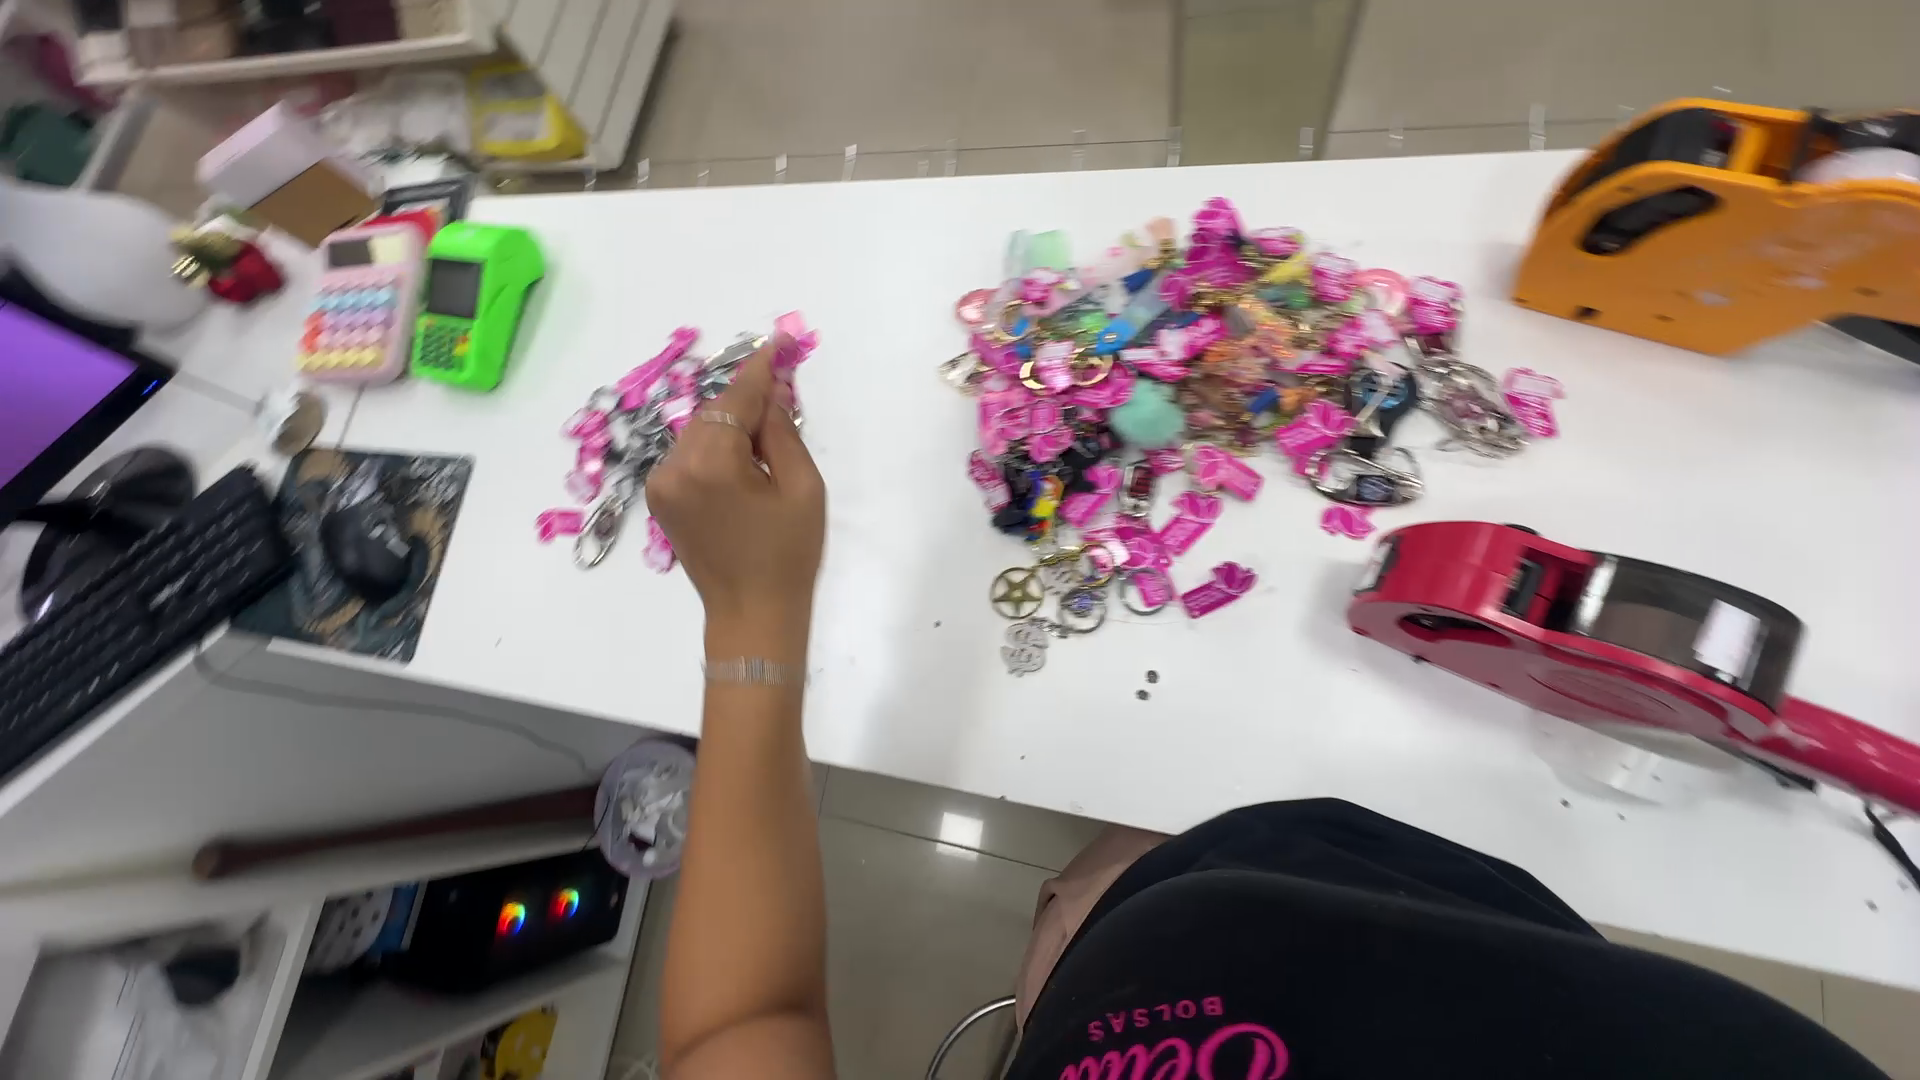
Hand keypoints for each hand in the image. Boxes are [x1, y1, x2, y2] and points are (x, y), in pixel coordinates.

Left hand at [646, 336, 824, 661]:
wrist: (751, 614)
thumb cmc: (788, 555)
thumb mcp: (802, 488)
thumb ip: (782, 431)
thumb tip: (772, 391)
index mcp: (710, 464)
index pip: (736, 400)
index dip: (760, 369)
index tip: (777, 340)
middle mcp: (674, 466)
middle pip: (714, 411)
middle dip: (747, 400)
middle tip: (784, 393)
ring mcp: (661, 482)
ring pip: (701, 430)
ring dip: (732, 423)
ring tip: (767, 436)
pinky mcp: (660, 497)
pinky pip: (690, 453)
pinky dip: (716, 445)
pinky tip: (743, 458)